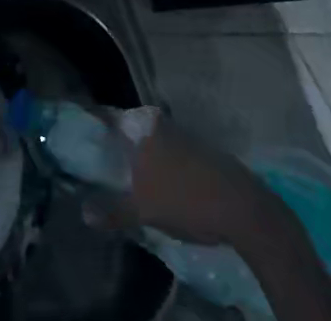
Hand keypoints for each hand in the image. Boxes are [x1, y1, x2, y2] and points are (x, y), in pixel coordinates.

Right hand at [88, 112, 277, 247]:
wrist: (247, 212)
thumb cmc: (186, 200)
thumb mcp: (143, 211)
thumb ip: (113, 210)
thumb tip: (84, 213)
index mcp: (145, 128)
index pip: (111, 117)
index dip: (96, 122)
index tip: (84, 132)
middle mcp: (164, 124)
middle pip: (133, 127)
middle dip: (121, 141)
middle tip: (107, 158)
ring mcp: (188, 136)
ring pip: (157, 139)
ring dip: (145, 153)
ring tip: (133, 174)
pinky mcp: (207, 153)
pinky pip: (176, 152)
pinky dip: (166, 163)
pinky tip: (165, 182)